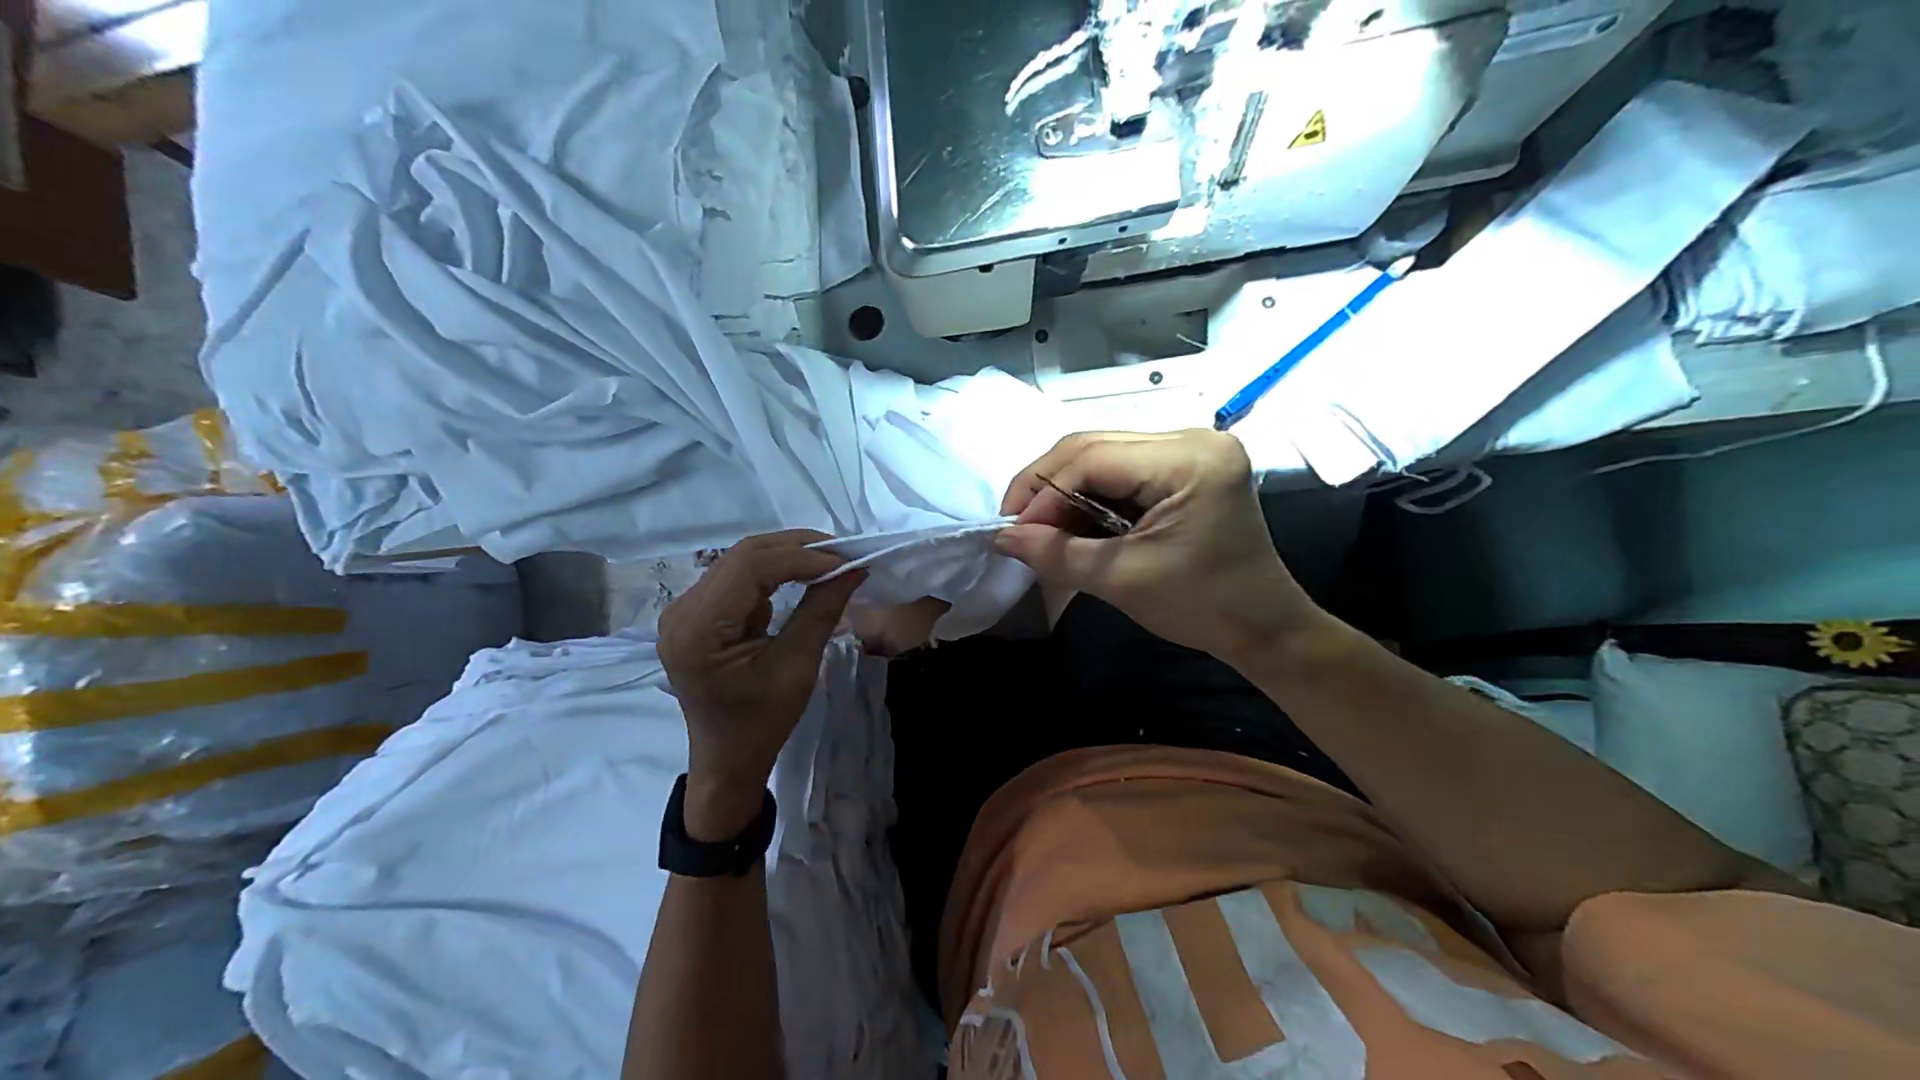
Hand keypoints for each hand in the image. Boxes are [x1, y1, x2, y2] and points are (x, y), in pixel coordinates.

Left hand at [658, 531, 864, 840]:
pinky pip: (739, 578)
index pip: (750, 567)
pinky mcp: (698, 613)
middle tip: (844, 552)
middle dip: (797, 548)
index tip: (847, 561)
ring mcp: (685, 610)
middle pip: (743, 556)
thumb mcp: (797, 666)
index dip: (801, 557)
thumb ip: (822, 610)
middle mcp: (682, 610)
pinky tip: (804, 575)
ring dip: (787, 556)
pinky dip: (775, 572)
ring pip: (741, 561)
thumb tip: (854, 567)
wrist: (728, 760)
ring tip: (830, 561)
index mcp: (697, 628)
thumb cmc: (762, 723)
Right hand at [996, 430, 1324, 664]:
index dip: (1043, 492)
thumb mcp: (1122, 579)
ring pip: (1102, 455)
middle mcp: (1191, 439)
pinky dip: (1088, 496)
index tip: (1012, 530)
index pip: (1093, 458)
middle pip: (1094, 446)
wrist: (1263, 627)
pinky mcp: (1184, 466)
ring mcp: (1190, 449)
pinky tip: (1070, 523)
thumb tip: (1002, 537)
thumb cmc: (1202, 607)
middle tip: (1017, 526)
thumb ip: (1056, 553)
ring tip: (1039, 529)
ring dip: (1063, 491)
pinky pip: (1121, 470)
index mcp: (1189, 460)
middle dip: (1047, 487)